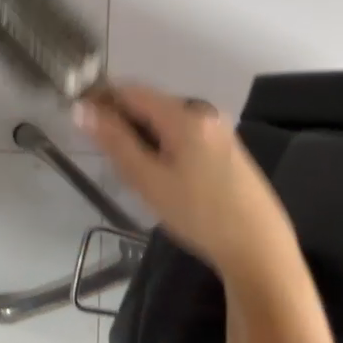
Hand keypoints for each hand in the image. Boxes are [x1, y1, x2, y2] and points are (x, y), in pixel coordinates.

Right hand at [74, 85, 295, 281]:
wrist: (261, 252)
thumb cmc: (198, 214)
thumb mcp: (146, 178)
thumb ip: (112, 139)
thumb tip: (81, 108)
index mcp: (184, 115)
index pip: (129, 90)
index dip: (99, 100)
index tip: (81, 122)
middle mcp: (204, 114)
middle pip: (148, 104)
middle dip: (120, 121)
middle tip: (106, 155)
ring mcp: (220, 131)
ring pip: (164, 121)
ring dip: (140, 135)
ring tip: (132, 170)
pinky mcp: (227, 150)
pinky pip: (182, 134)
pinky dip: (161, 144)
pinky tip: (161, 175)